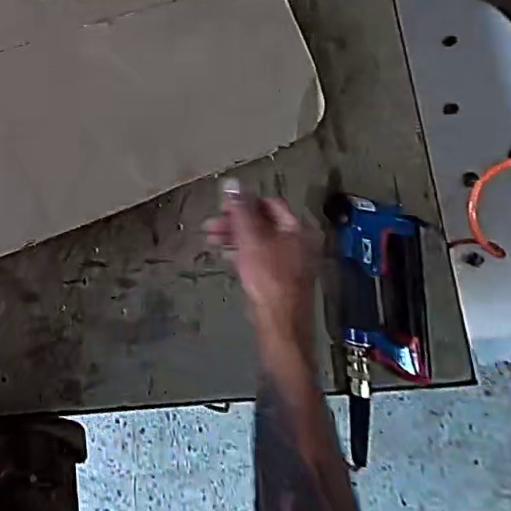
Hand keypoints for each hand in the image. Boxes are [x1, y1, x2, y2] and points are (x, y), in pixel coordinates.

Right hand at [205, 178, 317, 374]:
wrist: (280, 327)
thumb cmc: (269, 280)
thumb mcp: (251, 239)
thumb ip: (241, 210)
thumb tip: (231, 182)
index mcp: (297, 229)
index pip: (270, 203)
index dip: (246, 202)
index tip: (224, 206)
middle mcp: (297, 243)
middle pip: (264, 222)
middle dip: (236, 221)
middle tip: (212, 225)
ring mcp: (290, 263)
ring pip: (260, 241)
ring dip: (236, 237)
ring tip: (212, 239)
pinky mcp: (280, 280)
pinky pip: (260, 257)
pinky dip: (243, 253)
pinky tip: (227, 256)